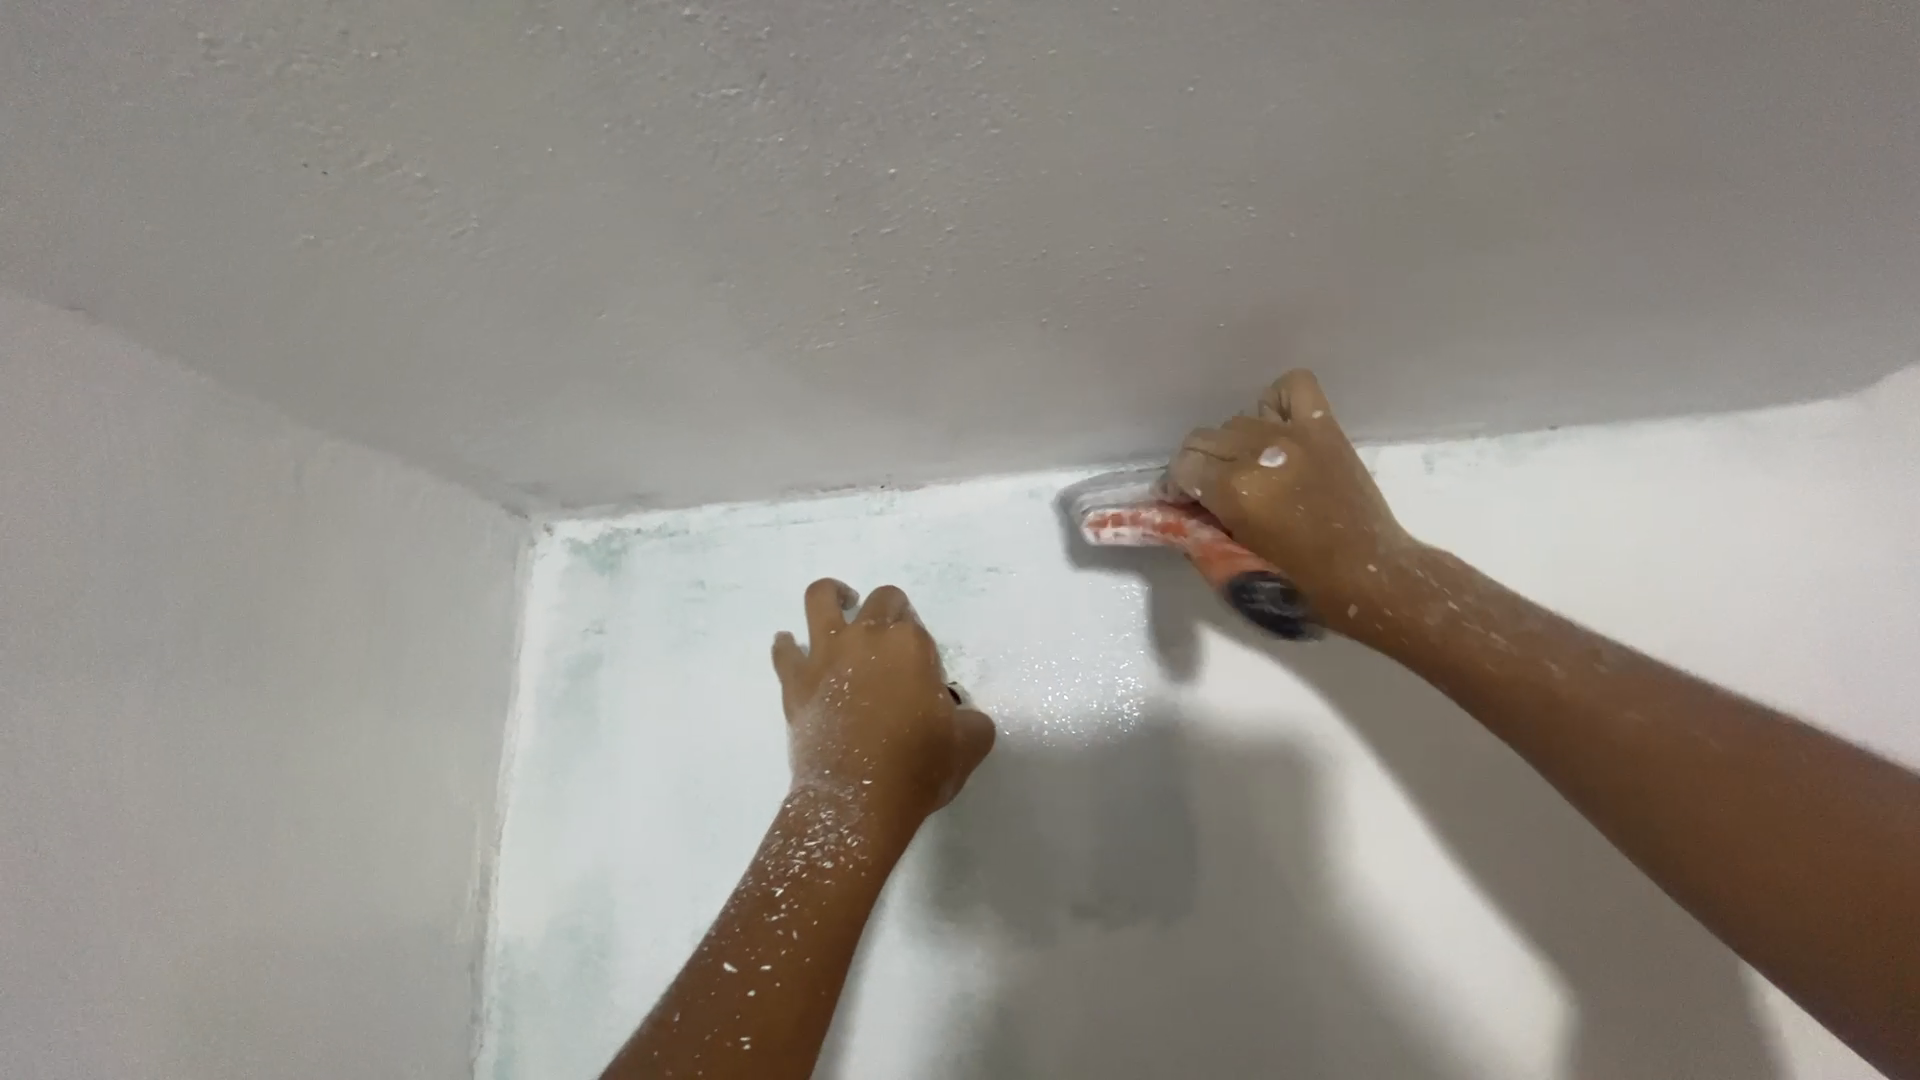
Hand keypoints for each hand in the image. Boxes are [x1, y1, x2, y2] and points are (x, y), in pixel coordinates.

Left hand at [772, 579, 995, 827]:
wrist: (857, 803)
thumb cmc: (917, 768)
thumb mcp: (969, 744)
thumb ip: (972, 719)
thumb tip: (963, 716)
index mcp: (910, 645)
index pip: (919, 630)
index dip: (924, 651)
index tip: (924, 677)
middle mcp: (866, 637)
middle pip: (880, 601)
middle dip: (891, 612)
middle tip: (893, 638)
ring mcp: (825, 656)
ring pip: (821, 600)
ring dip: (833, 595)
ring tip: (841, 602)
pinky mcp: (796, 682)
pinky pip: (784, 651)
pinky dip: (787, 645)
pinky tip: (791, 646)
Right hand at [1168, 370, 1415, 617]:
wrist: (1368, 575)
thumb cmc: (1298, 581)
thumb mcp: (1233, 562)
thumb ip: (1197, 530)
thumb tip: (1173, 509)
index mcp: (1236, 490)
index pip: (1182, 467)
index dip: (1176, 488)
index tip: (1183, 503)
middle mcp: (1260, 453)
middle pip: (1202, 439)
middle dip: (1197, 467)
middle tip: (1210, 491)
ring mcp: (1295, 435)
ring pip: (1236, 420)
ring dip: (1232, 446)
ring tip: (1248, 470)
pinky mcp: (1324, 428)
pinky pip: (1292, 387)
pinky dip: (1276, 403)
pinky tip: (1276, 431)